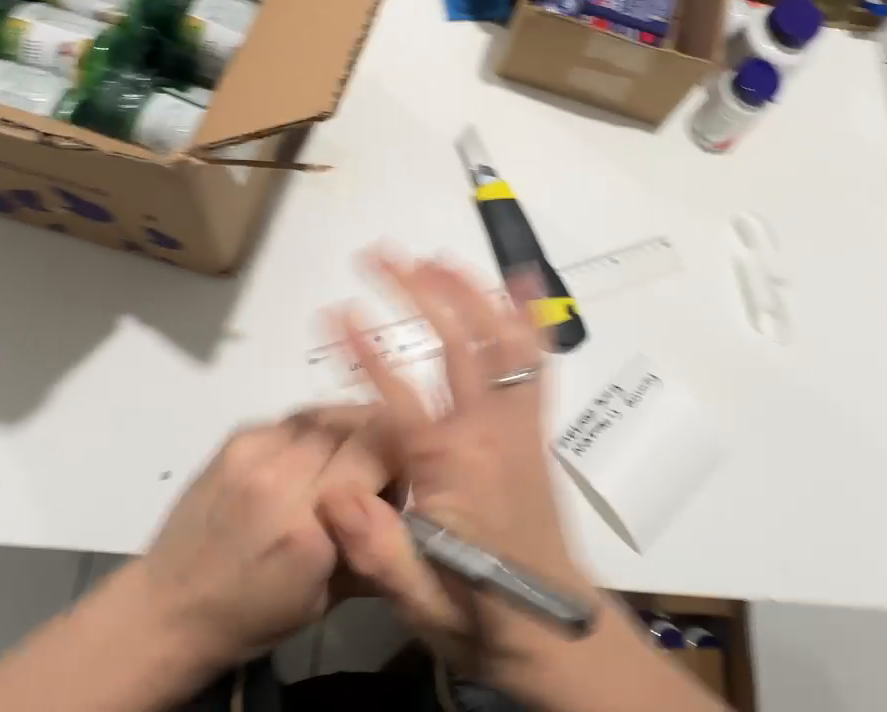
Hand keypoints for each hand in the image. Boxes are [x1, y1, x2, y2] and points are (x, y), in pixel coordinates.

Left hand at [126, 406, 389, 678]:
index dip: (402, 454)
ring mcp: (255, 453)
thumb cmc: (254, 615)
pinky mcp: (236, 439)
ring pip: (327, 413)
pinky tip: (312, 453)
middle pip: (356, 425)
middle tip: (386, 459)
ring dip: (349, 427)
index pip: (379, 454)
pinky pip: (294, 419)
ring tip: (352, 451)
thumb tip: (413, 501)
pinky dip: (314, 430)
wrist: (168, 606)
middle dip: (380, 436)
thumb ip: (372, 544)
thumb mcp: (328, 598)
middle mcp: (283, 479)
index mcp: (310, 529)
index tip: (408, 470)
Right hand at [318, 252, 595, 686]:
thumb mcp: (417, 600)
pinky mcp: (535, 428)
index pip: (398, 393)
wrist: (554, 633)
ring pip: (499, 340)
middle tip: (380, 255)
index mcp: (452, 466)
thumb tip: (332, 492)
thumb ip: (377, 549)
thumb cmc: (478, 615)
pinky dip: (530, 318)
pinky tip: (522, 282)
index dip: (363, 349)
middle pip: (454, 343)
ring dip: (469, 292)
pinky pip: (538, 362)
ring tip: (436, 257)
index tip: (335, 311)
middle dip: (416, 292)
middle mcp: (490, 430)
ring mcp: (519, 423)